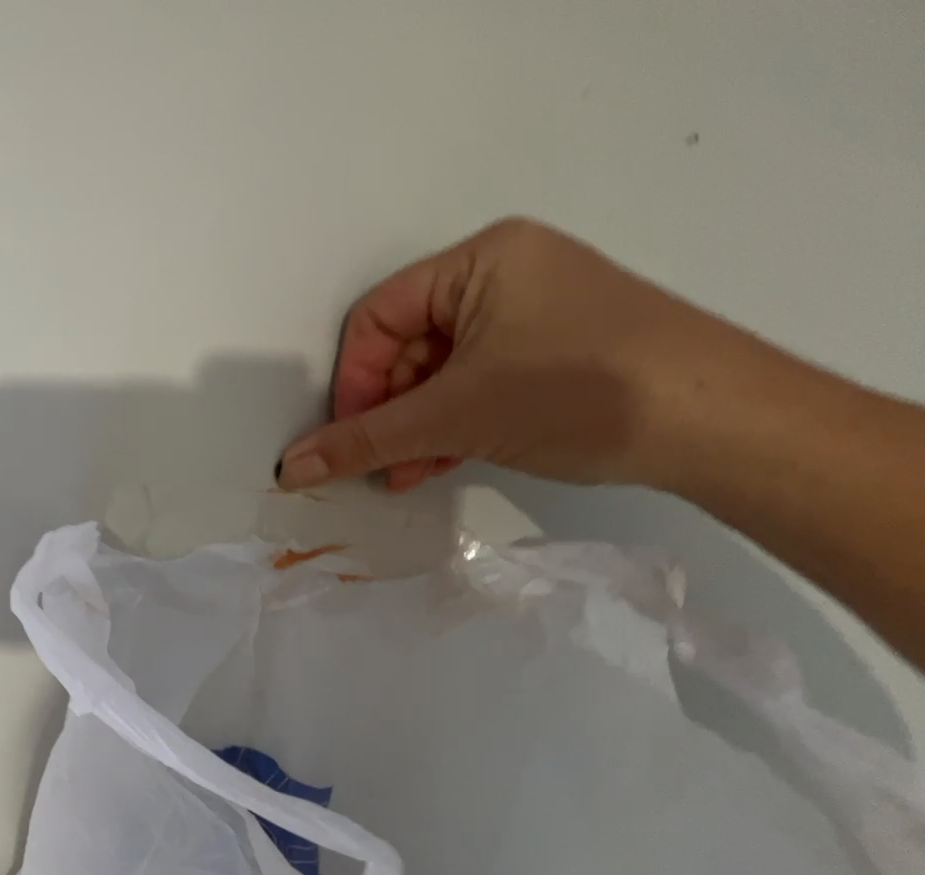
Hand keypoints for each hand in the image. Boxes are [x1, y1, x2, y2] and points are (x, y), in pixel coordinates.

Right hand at [277, 217, 768, 493]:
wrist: (728, 424)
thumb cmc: (578, 392)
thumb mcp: (455, 417)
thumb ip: (363, 441)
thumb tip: (287, 468)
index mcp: (482, 259)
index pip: (379, 318)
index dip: (355, 382)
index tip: (353, 438)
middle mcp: (508, 273)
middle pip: (409, 346)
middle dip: (389, 411)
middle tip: (380, 464)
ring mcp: (538, 312)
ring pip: (442, 371)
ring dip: (416, 426)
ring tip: (407, 474)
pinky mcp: (561, 349)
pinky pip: (480, 381)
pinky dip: (454, 422)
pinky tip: (441, 462)